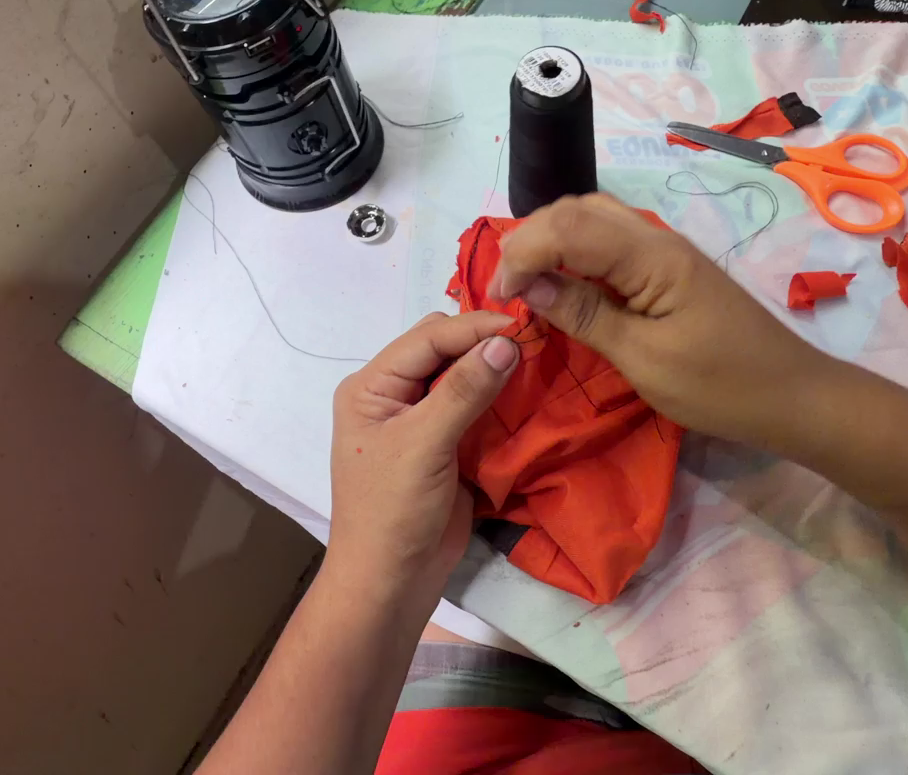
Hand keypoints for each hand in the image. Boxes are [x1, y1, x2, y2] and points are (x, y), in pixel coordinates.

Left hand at [327, 311, 518, 599]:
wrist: (391, 585)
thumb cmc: (393, 512)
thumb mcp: (424, 445)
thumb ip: (464, 391)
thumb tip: (505, 342)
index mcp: (371, 386)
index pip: (426, 339)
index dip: (472, 327)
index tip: (521, 322)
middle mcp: (392, 394)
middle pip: (441, 349)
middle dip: (482, 341)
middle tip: (530, 338)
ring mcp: (418, 419)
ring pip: (460, 374)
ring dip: (492, 366)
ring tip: (535, 354)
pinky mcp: (444, 443)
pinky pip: (473, 405)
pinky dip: (497, 396)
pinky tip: (525, 388)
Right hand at [490, 193, 830, 452]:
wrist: (792, 396)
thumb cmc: (721, 387)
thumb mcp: (644, 360)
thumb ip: (585, 315)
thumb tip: (531, 284)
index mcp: (652, 257)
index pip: (568, 228)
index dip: (523, 253)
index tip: (500, 296)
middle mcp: (655, 237)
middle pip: (577, 209)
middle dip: (529, 239)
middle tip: (504, 288)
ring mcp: (663, 248)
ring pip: (591, 217)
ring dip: (549, 239)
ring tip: (524, 280)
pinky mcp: (666, 265)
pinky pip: (608, 239)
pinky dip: (573, 250)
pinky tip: (561, 279)